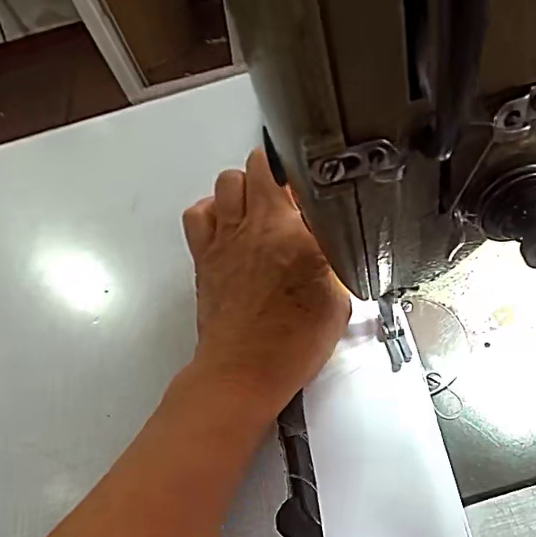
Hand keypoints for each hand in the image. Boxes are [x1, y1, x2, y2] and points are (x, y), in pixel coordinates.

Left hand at [182, 149, 350, 413]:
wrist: (243, 371)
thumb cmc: (288, 346)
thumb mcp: (337, 304)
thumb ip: (336, 267)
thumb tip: (334, 254)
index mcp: (296, 234)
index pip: (303, 182)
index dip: (312, 184)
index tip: (319, 195)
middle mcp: (258, 226)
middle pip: (258, 165)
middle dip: (275, 171)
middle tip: (288, 191)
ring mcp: (226, 238)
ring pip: (226, 180)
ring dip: (243, 185)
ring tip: (258, 203)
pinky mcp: (205, 255)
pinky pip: (198, 213)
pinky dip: (211, 209)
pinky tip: (227, 224)